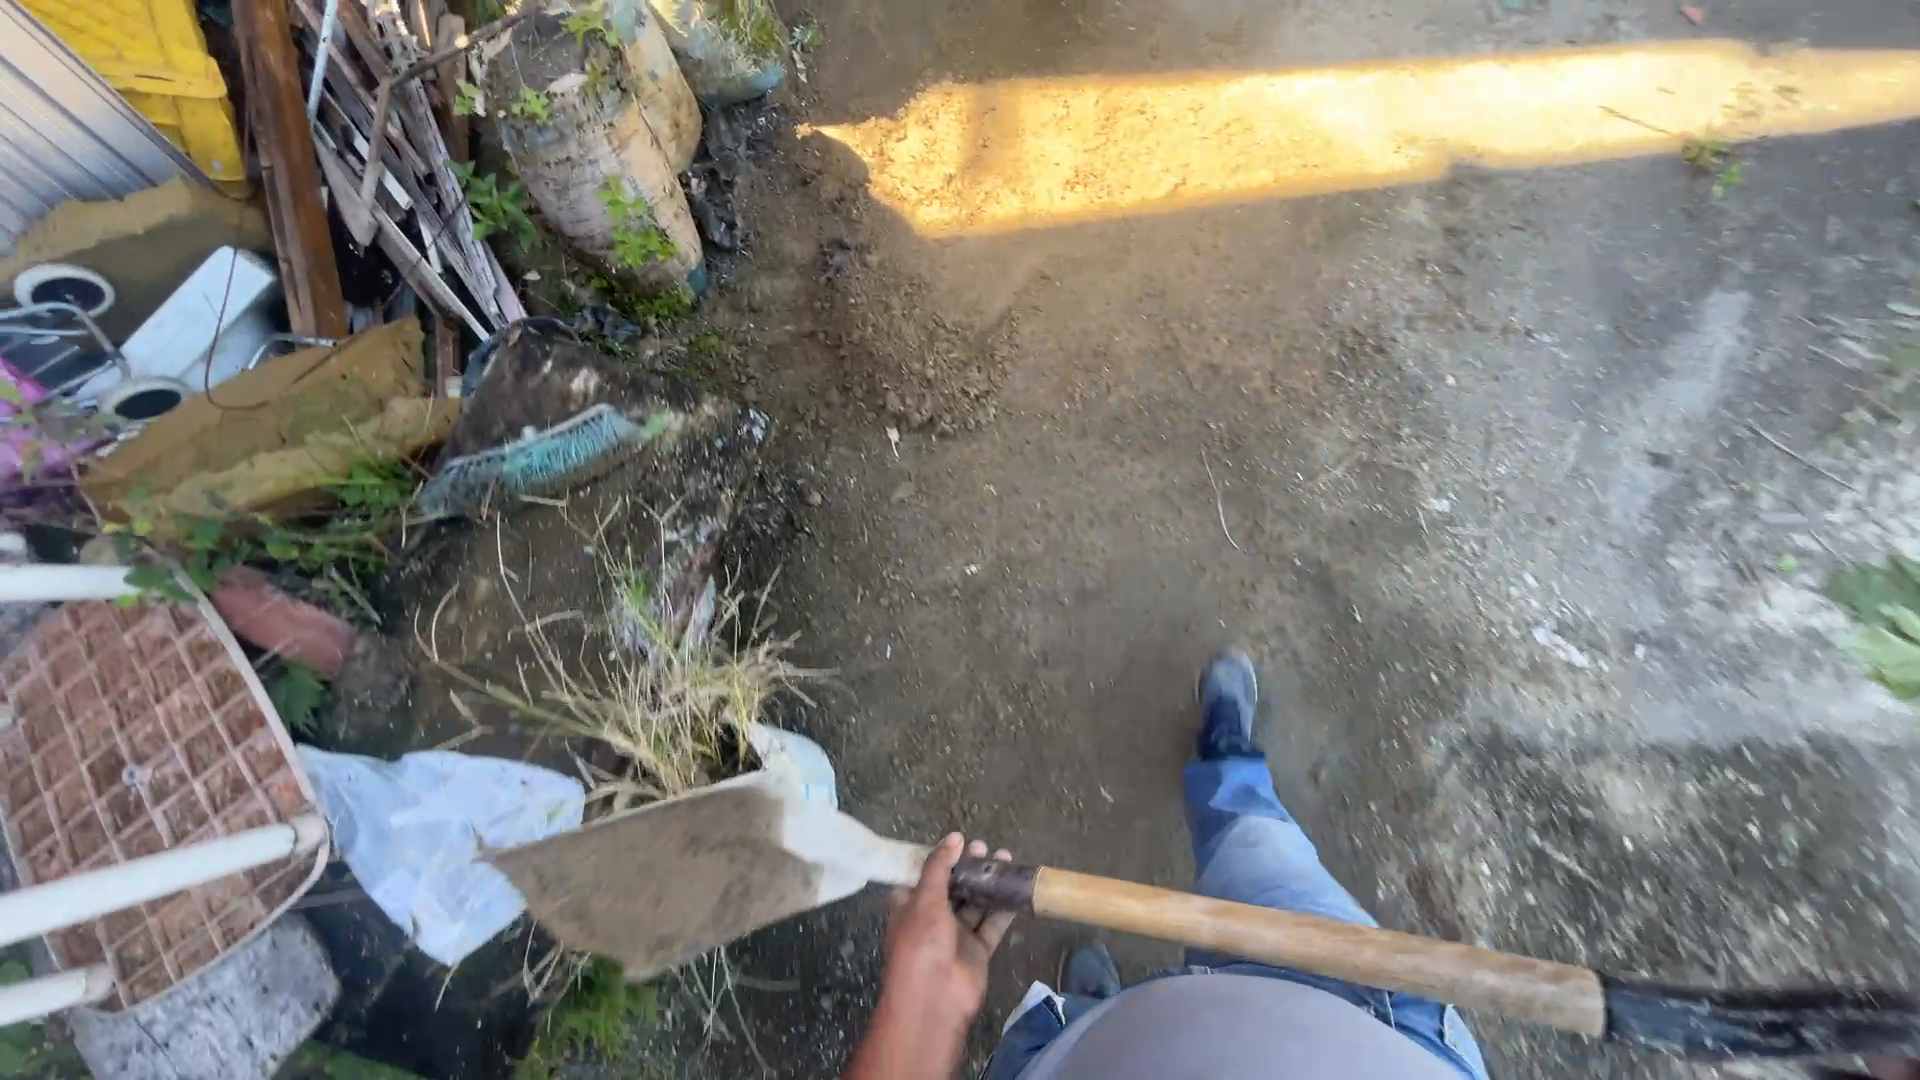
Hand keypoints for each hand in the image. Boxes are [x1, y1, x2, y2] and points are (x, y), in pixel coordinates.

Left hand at [846, 834, 1014, 1079]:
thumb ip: (939, 866)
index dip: (941, 858)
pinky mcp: (978, 949)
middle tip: (985, 847)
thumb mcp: (924, 898)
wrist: (934, 1000)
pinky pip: (992, 923)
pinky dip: (1004, 907)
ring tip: (1005, 858)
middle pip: (954, 886)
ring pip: (975, 901)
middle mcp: (933, 918)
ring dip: (989, 882)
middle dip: (969, 867)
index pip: (925, 875)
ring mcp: (956, 935)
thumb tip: (954, 837)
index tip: (959, 840)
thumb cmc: (921, 943)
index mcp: (911, 905)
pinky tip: (1016, 888)